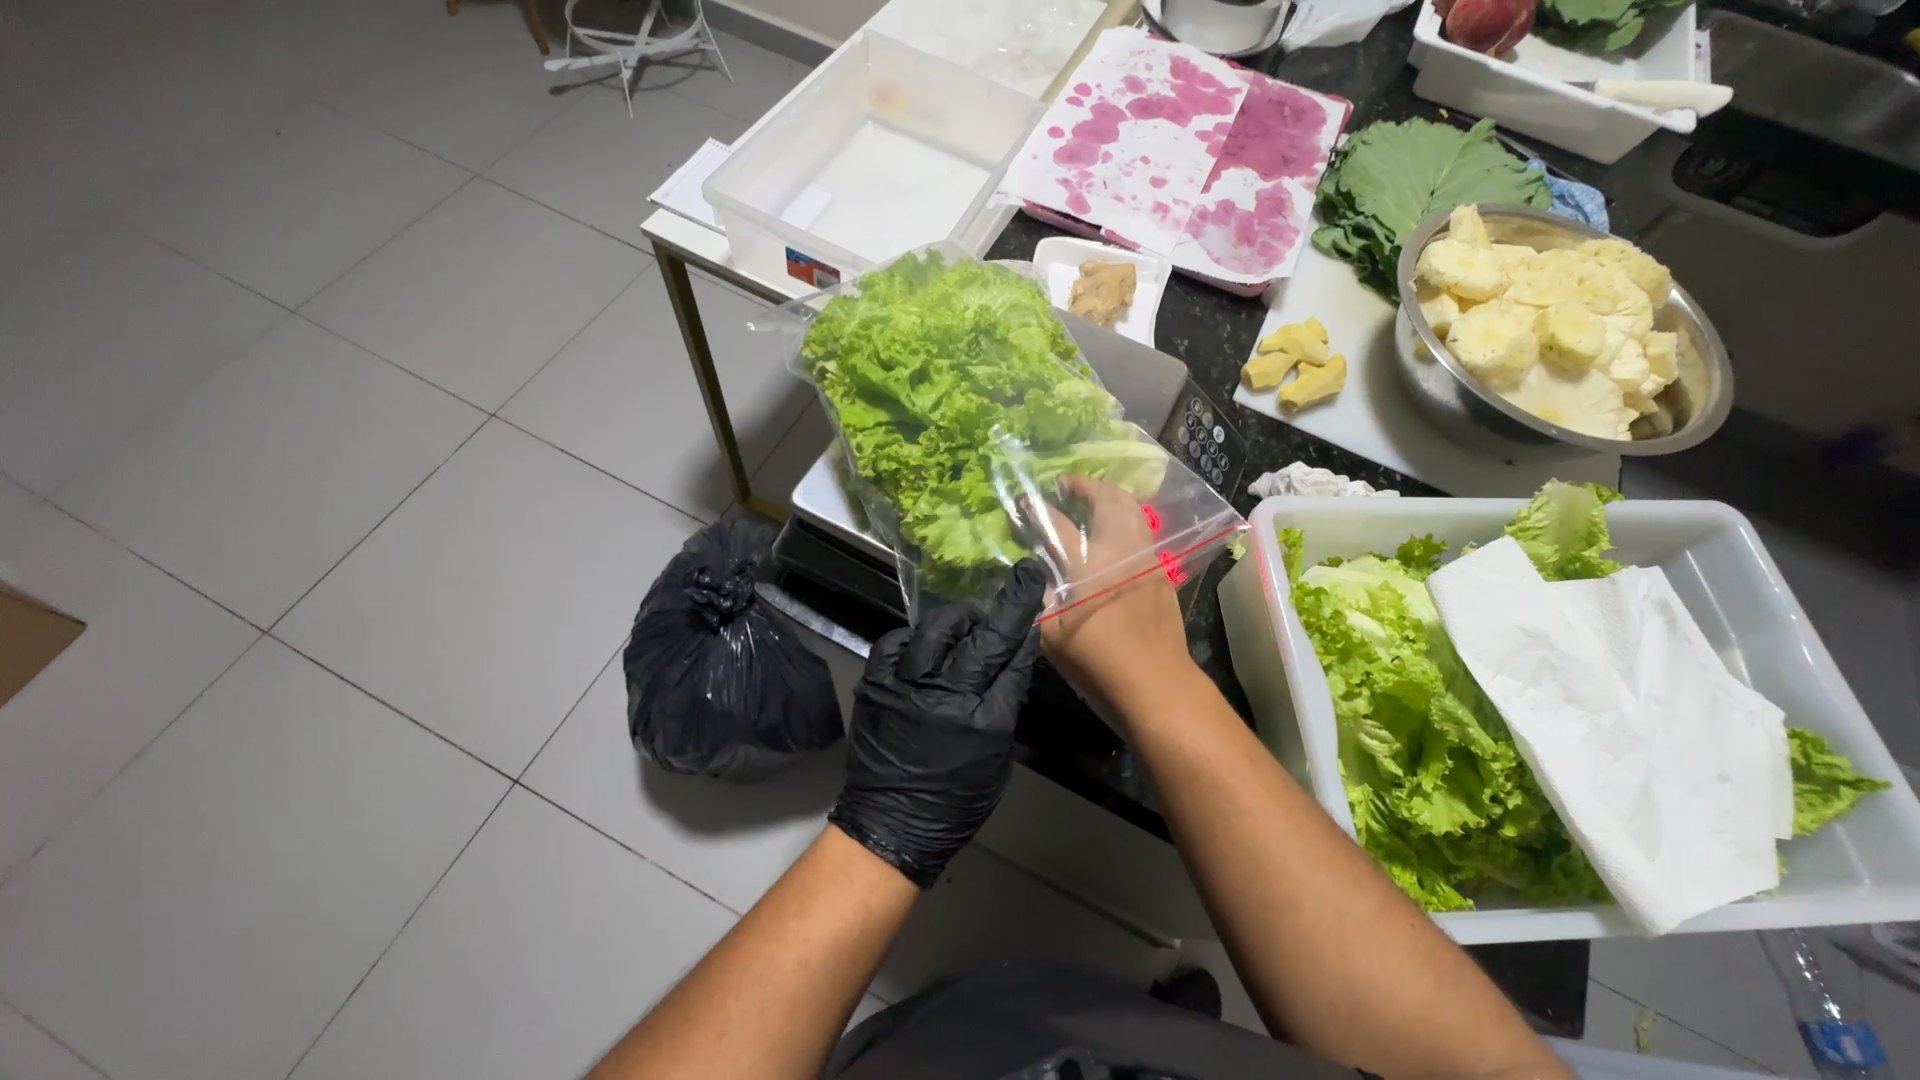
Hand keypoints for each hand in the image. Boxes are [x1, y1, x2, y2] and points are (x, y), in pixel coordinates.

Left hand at [829, 560, 1046, 887]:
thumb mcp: (997, 758)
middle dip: (1008, 604)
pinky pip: (894, 645)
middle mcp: (948, 699)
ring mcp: (907, 690)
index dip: (1027, 625)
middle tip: (1017, 584)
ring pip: (936, 631)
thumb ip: (1002, 707)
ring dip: (958, 619)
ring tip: (966, 621)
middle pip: (983, 639)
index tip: (1035, 597)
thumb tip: (1009, 662)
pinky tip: (923, 643)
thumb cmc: (956, 800)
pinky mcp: (876, 688)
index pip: (1014, 660)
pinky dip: (913, 638)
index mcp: (987, 723)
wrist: (891, 824)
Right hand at [1036, 476, 1194, 721]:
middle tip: (1066, 485)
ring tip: (1092, 499)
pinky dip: (1127, 517)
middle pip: (1107, 500)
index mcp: (1087, 566)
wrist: (1156, 683)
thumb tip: (1028, 570)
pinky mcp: (1161, 572)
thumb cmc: (1097, 663)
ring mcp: (1146, 559)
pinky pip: (1143, 530)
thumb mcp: (1050, 636)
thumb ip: (1036, 597)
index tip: (1026, 502)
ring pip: (1132, 510)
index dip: (1037, 509)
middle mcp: (1119, 552)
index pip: (1057, 524)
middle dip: (1085, 485)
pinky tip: (1114, 531)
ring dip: (1110, 496)